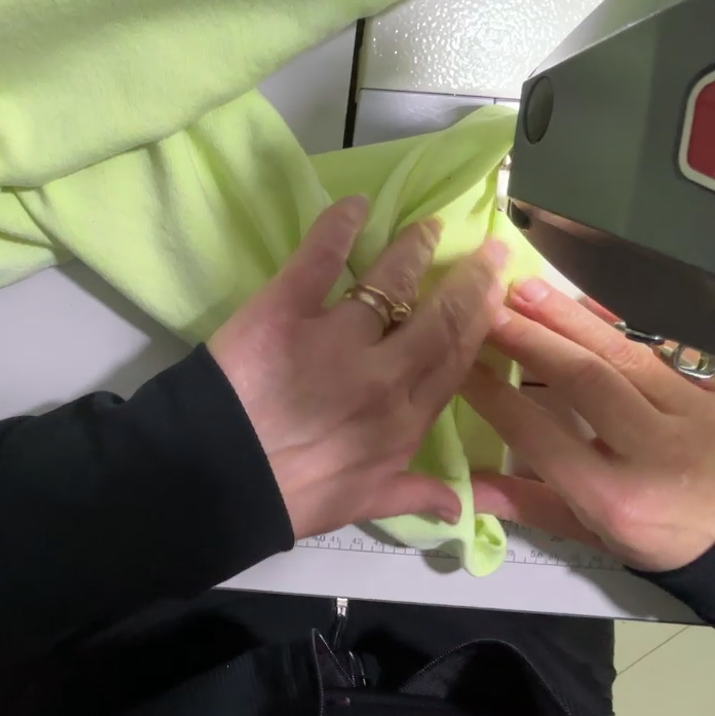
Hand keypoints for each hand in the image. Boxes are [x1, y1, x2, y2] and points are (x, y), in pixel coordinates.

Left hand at [209, 196, 509, 540]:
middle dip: (470, 278)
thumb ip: (414, 494)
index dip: (482, 320)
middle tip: (486, 248)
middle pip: (441, 314)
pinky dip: (338, 225)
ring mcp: (336, 338)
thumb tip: (462, 510)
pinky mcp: (285, 309)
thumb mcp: (361, 503)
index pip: (458, 358)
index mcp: (406, 420)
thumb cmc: (289, 496)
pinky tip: (355, 205)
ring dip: (412, 249)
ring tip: (425, 228)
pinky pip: (321, 258)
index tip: (498, 291)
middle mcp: (385, 374)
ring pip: (389, 280)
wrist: (217, 480)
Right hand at [460, 280, 714, 570]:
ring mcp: (686, 411)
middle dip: (530, 339)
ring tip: (521, 287)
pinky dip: (616, 315)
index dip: (496, 397)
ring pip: (620, 352)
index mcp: (614, 496)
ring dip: (565, 315)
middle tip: (484, 310)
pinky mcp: (707, 388)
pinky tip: (580, 294)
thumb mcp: (592, 536)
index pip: (541, 434)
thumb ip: (528, 504)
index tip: (458, 365)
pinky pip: (656, 344)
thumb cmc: (661, 539)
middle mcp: (650, 449)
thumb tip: (465, 484)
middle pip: (585, 380)